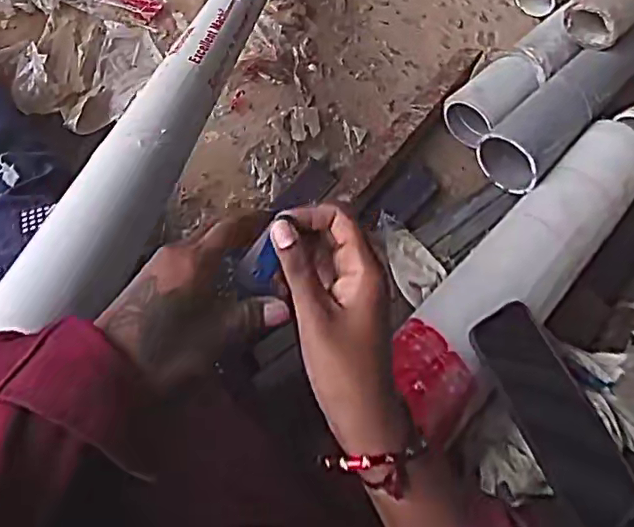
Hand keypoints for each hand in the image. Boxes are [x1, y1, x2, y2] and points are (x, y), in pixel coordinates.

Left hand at [96, 213, 287, 389]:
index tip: (273, 224)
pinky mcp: (148, 279)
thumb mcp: (213, 338)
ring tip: (245, 267)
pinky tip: (213, 285)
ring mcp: (158, 264)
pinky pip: (184, 260)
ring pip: (198, 246)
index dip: (253, 223)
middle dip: (239, 235)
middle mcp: (176, 253)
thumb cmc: (161, 352)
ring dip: (221, 250)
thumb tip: (281, 307)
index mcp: (195, 260)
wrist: (107, 366)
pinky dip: (204, 264)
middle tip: (264, 247)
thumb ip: (248, 317)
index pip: (230, 227)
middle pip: (213, 233)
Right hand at [272, 206, 410, 452]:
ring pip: (325, 252)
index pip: (340, 217)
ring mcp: (355, 287)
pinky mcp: (345, 302)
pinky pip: (323, 273)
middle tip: (268, 244)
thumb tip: (280, 226)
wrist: (364, 419)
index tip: (279, 224)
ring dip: (297, 254)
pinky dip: (301, 273)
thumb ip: (296, 267)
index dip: (309, 214)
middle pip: (332, 231)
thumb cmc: (343, 371)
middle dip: (299, 232)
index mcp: (365, 269)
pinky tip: (281, 286)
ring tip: (269, 265)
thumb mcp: (313, 313)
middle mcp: (364, 272)